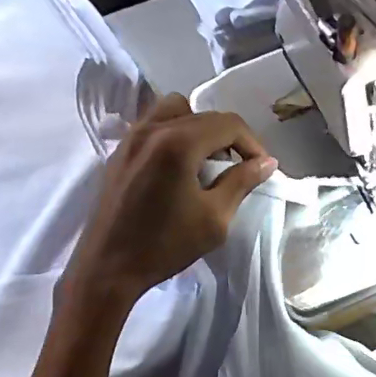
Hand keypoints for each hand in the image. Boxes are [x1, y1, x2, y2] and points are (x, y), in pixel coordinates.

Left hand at [66, 94, 276, 304]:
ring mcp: (132, 137)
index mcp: (178, 143)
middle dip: (229, 138)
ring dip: (200, 129)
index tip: (261, 168)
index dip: (252, 143)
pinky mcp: (120, 151)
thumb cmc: (166, 245)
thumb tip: (266, 162)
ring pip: (175, 110)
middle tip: (240, 168)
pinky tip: (180, 166)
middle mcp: (153, 129)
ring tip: (208, 161)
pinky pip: (154, 124)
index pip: (228, 124)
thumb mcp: (215, 218)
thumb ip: (241, 183)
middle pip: (203, 115)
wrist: (109, 266)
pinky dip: (175, 133)